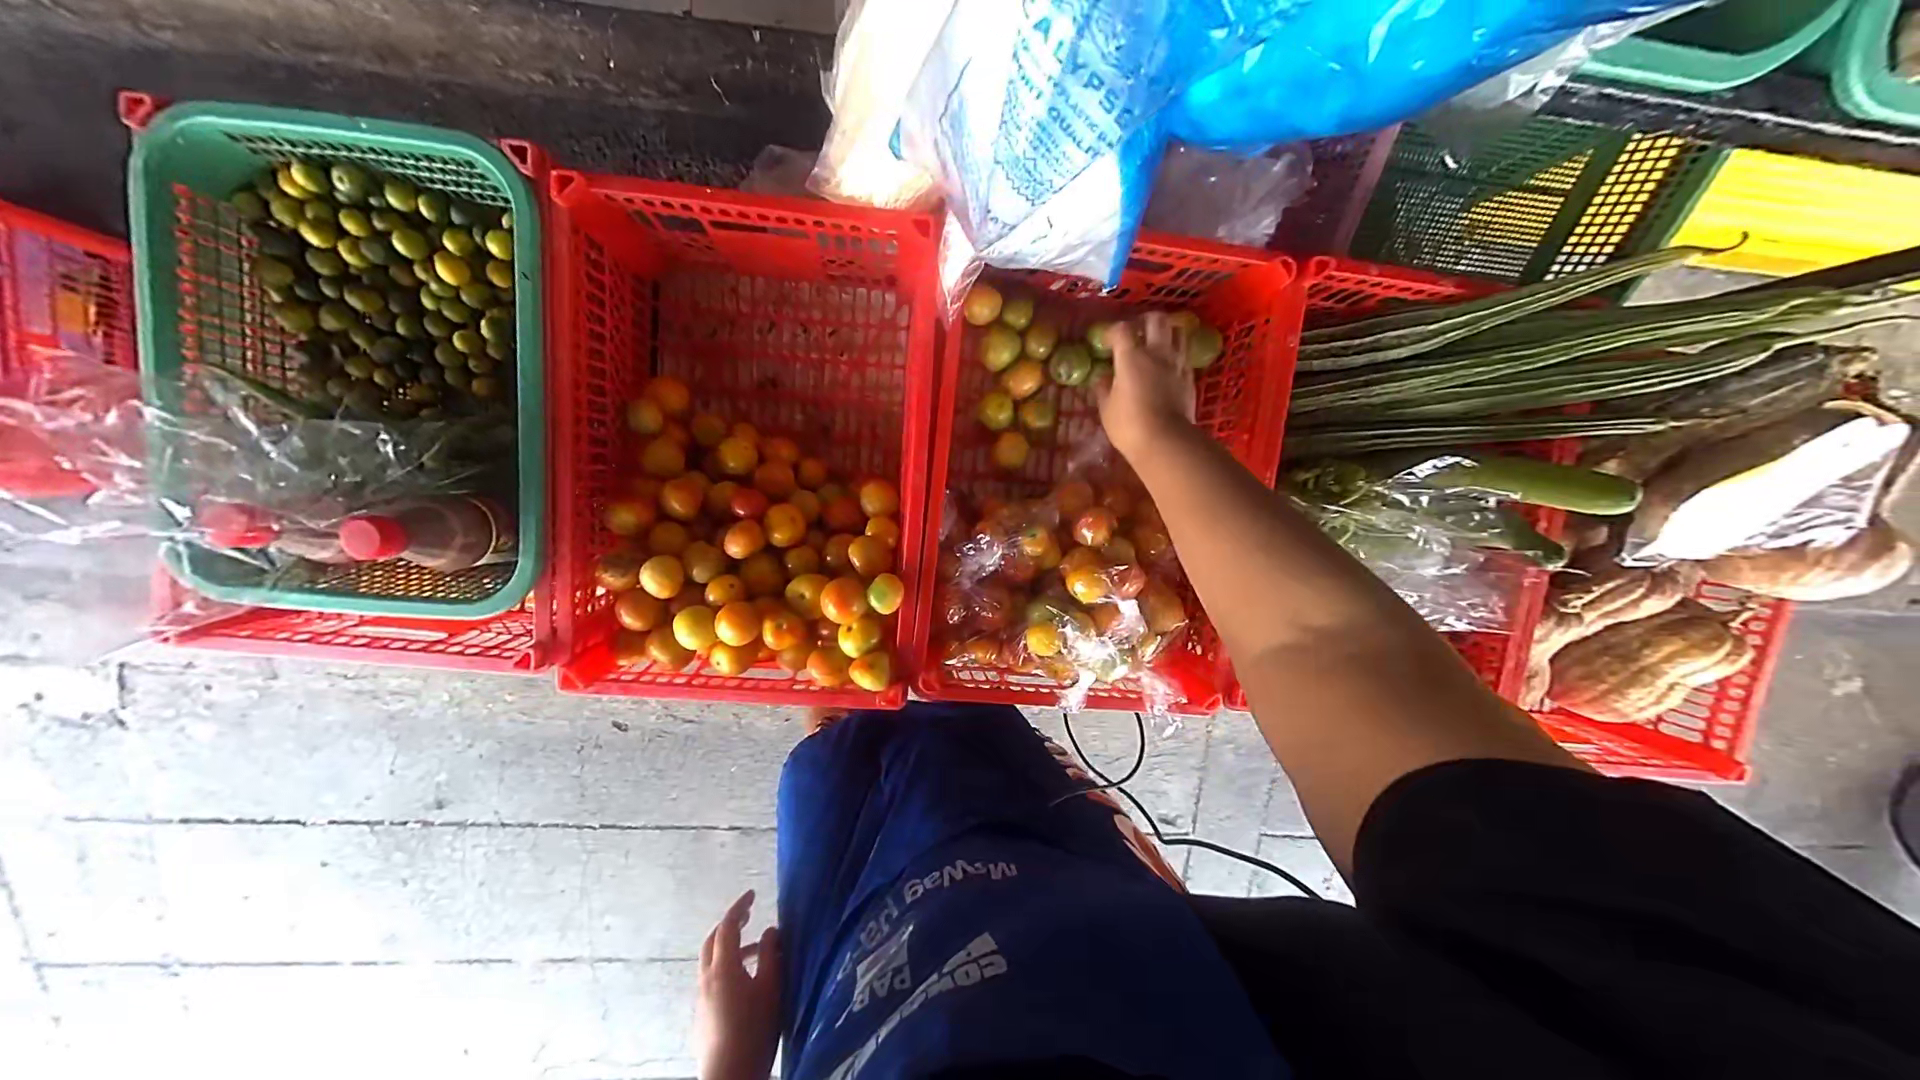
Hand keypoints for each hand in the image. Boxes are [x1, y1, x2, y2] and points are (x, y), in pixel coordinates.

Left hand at [695, 890, 780, 1079]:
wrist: (730, 1077)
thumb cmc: (754, 1030)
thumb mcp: (771, 987)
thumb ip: (770, 954)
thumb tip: (770, 931)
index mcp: (723, 968)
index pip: (727, 926)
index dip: (739, 907)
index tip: (752, 894)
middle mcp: (706, 979)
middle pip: (712, 942)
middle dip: (729, 925)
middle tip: (748, 916)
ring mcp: (701, 999)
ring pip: (712, 962)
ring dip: (731, 948)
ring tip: (757, 952)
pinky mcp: (702, 1016)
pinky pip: (713, 979)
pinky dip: (728, 967)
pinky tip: (747, 982)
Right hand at [1095, 312, 1196, 460]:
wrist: (1166, 441)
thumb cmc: (1129, 425)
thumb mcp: (1106, 408)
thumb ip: (1104, 388)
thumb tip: (1102, 377)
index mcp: (1131, 357)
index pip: (1122, 329)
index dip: (1113, 331)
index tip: (1107, 341)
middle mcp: (1157, 353)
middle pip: (1156, 319)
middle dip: (1144, 320)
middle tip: (1136, 332)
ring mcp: (1177, 363)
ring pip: (1177, 332)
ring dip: (1166, 332)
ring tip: (1156, 343)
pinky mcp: (1190, 377)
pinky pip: (1184, 354)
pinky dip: (1176, 353)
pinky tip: (1167, 365)